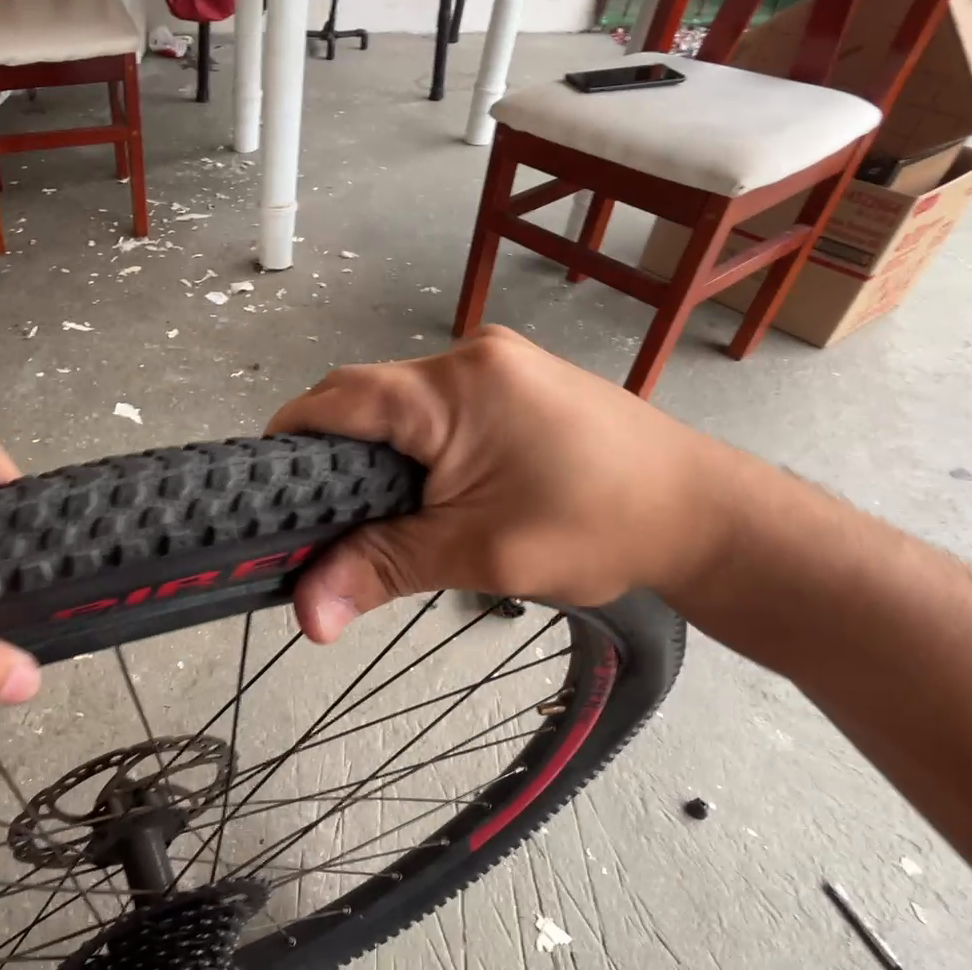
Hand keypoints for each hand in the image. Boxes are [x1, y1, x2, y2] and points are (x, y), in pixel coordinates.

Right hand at [266, 326, 737, 641]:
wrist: (706, 514)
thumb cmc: (599, 527)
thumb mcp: (479, 554)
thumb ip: (383, 570)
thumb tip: (305, 615)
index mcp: (451, 388)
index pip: (336, 398)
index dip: (289, 438)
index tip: (264, 490)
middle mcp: (466, 356)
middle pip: (362, 395)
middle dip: (331, 451)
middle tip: (318, 514)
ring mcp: (494, 363)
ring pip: (397, 401)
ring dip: (374, 450)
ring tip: (372, 509)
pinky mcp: (513, 379)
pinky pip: (434, 405)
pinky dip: (412, 443)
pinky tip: (424, 487)